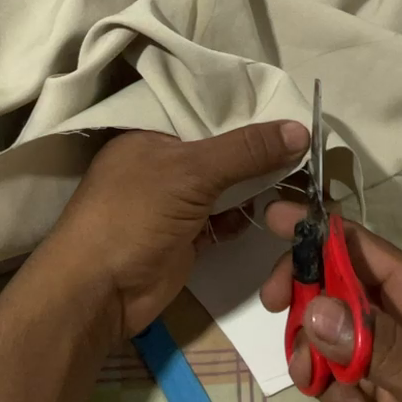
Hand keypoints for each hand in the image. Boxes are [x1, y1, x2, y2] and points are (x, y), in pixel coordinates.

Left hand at [41, 121, 309, 338]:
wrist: (97, 293)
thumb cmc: (134, 214)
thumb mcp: (192, 170)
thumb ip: (246, 150)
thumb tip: (302, 129)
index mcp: (152, 132)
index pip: (206, 110)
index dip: (245, 109)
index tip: (289, 107)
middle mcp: (164, 162)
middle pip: (221, 150)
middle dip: (257, 150)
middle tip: (304, 145)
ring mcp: (175, 201)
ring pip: (225, 184)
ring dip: (256, 185)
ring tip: (298, 177)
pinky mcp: (186, 236)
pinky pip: (224, 217)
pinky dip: (244, 215)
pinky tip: (270, 212)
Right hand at [260, 202, 401, 401]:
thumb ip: (384, 350)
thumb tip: (316, 305)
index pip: (361, 245)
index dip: (316, 228)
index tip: (270, 221)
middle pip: (337, 285)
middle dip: (305, 298)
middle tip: (278, 318)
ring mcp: (398, 357)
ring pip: (333, 333)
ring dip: (317, 356)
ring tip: (326, 392)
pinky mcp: (392, 394)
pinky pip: (345, 376)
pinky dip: (336, 392)